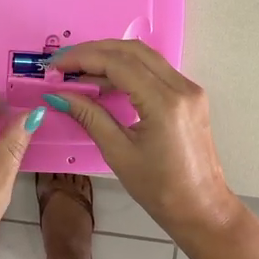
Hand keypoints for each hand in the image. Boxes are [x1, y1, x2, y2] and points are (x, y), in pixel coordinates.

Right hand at [45, 41, 244, 245]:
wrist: (202, 208)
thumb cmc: (160, 189)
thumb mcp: (118, 154)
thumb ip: (90, 117)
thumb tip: (60, 95)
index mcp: (164, 103)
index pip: (118, 64)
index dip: (83, 59)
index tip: (56, 66)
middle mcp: (181, 88)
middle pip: (132, 50)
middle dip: (94, 51)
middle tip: (64, 63)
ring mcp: (189, 90)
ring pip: (145, 56)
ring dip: (110, 57)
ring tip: (79, 72)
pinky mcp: (190, 96)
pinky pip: (154, 70)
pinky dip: (127, 69)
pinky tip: (105, 83)